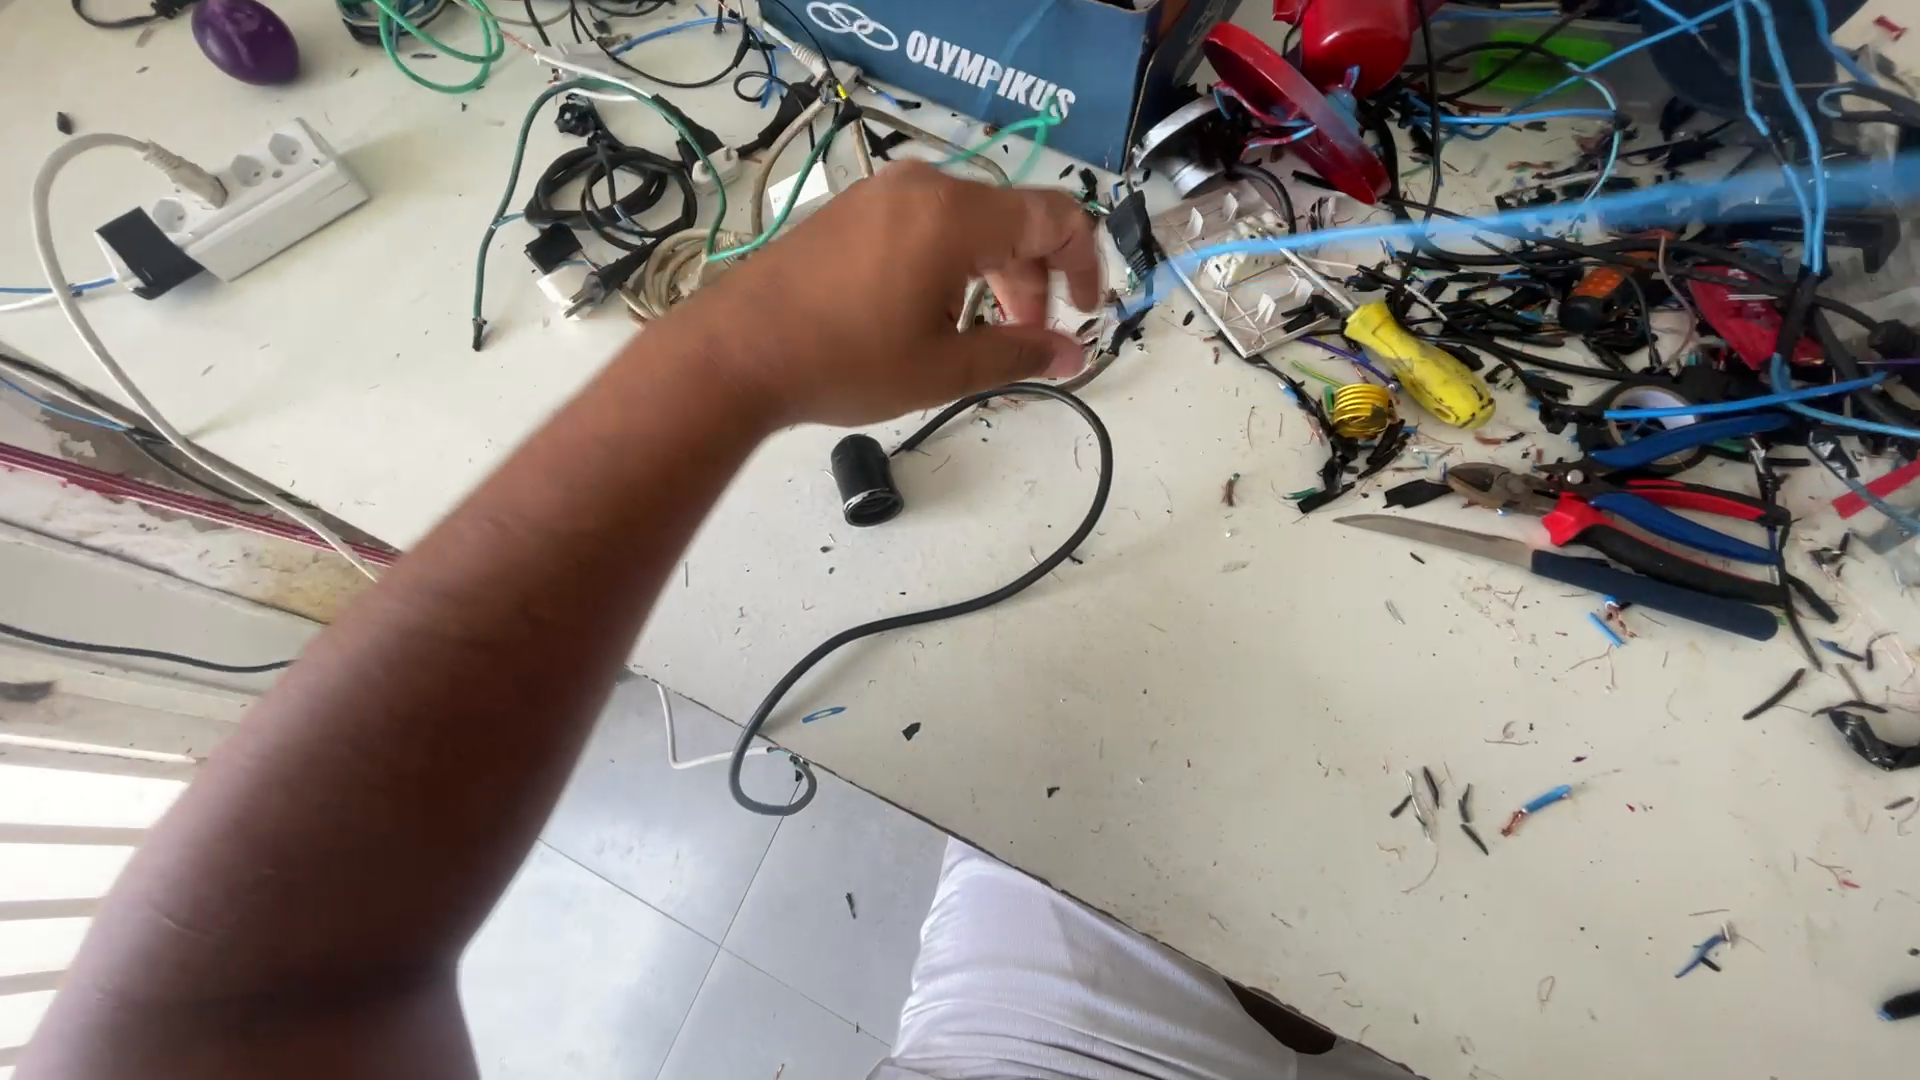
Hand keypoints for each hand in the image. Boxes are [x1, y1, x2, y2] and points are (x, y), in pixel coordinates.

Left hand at [672, 161, 1103, 426]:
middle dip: (1032, 282)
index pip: (1055, 217)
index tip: (1085, 314)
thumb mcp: (943, 370)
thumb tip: (1074, 356)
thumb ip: (1018, 355)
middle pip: (1010, 221)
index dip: (1085, 265)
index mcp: (955, 216)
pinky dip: (947, 267)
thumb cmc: (845, 363)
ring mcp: (880, 194)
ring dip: (989, 277)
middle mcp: (922, 187)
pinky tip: (924, 315)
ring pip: (965, 226)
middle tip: (1025, 339)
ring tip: (972, 336)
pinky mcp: (849, 212)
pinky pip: (922, 227)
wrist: (735, 354)